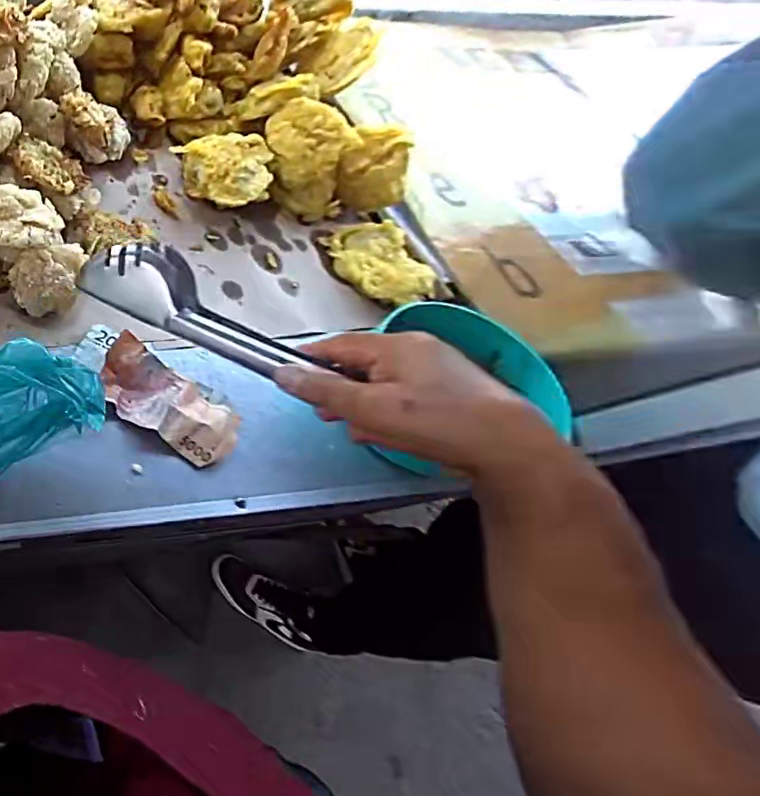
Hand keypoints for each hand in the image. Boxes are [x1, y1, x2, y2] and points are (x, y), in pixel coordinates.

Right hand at [275, 331, 565, 477]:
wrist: (514, 450)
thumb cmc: (435, 423)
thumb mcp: (366, 408)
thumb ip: (320, 389)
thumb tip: (281, 371)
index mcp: (395, 345)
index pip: (333, 344)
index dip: (306, 361)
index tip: (289, 381)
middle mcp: (418, 347)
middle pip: (356, 363)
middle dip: (336, 389)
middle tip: (328, 415)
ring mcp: (440, 366)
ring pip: (379, 380)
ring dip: (360, 403)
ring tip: (360, 428)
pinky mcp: (454, 387)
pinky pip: (403, 391)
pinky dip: (387, 408)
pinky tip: (389, 431)